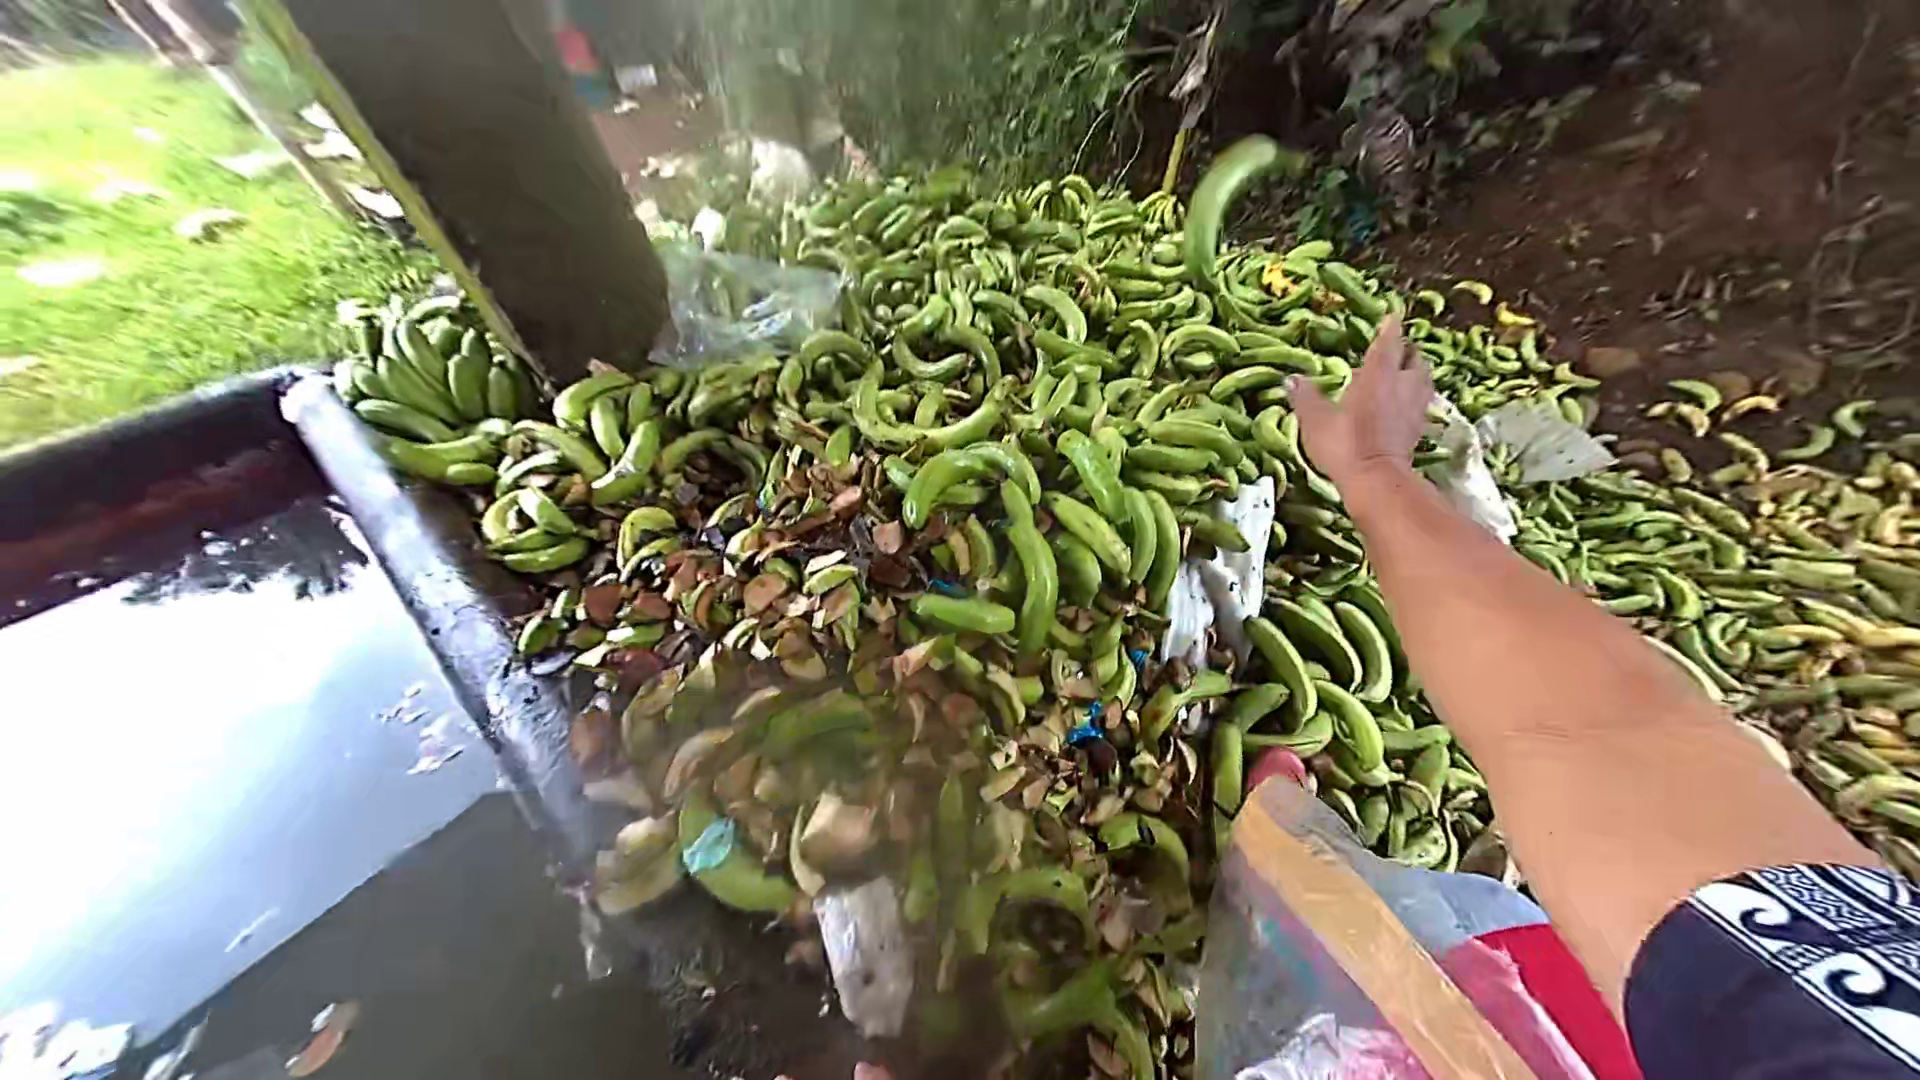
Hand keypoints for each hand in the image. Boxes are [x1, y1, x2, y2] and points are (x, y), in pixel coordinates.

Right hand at [1287, 313, 1430, 487]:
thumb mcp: (1315, 419)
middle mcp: (1402, 384)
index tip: (1392, 316)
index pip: (1389, 341)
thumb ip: (1306, 396)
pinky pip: (1422, 402)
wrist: (1375, 478)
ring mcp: (1414, 406)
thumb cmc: (1343, 443)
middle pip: (1413, 357)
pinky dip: (1414, 396)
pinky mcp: (1418, 427)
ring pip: (1423, 378)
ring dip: (1414, 372)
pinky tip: (1404, 403)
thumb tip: (1291, 378)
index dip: (1390, 327)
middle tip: (1394, 348)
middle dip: (1405, 350)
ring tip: (1403, 373)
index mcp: (1378, 374)